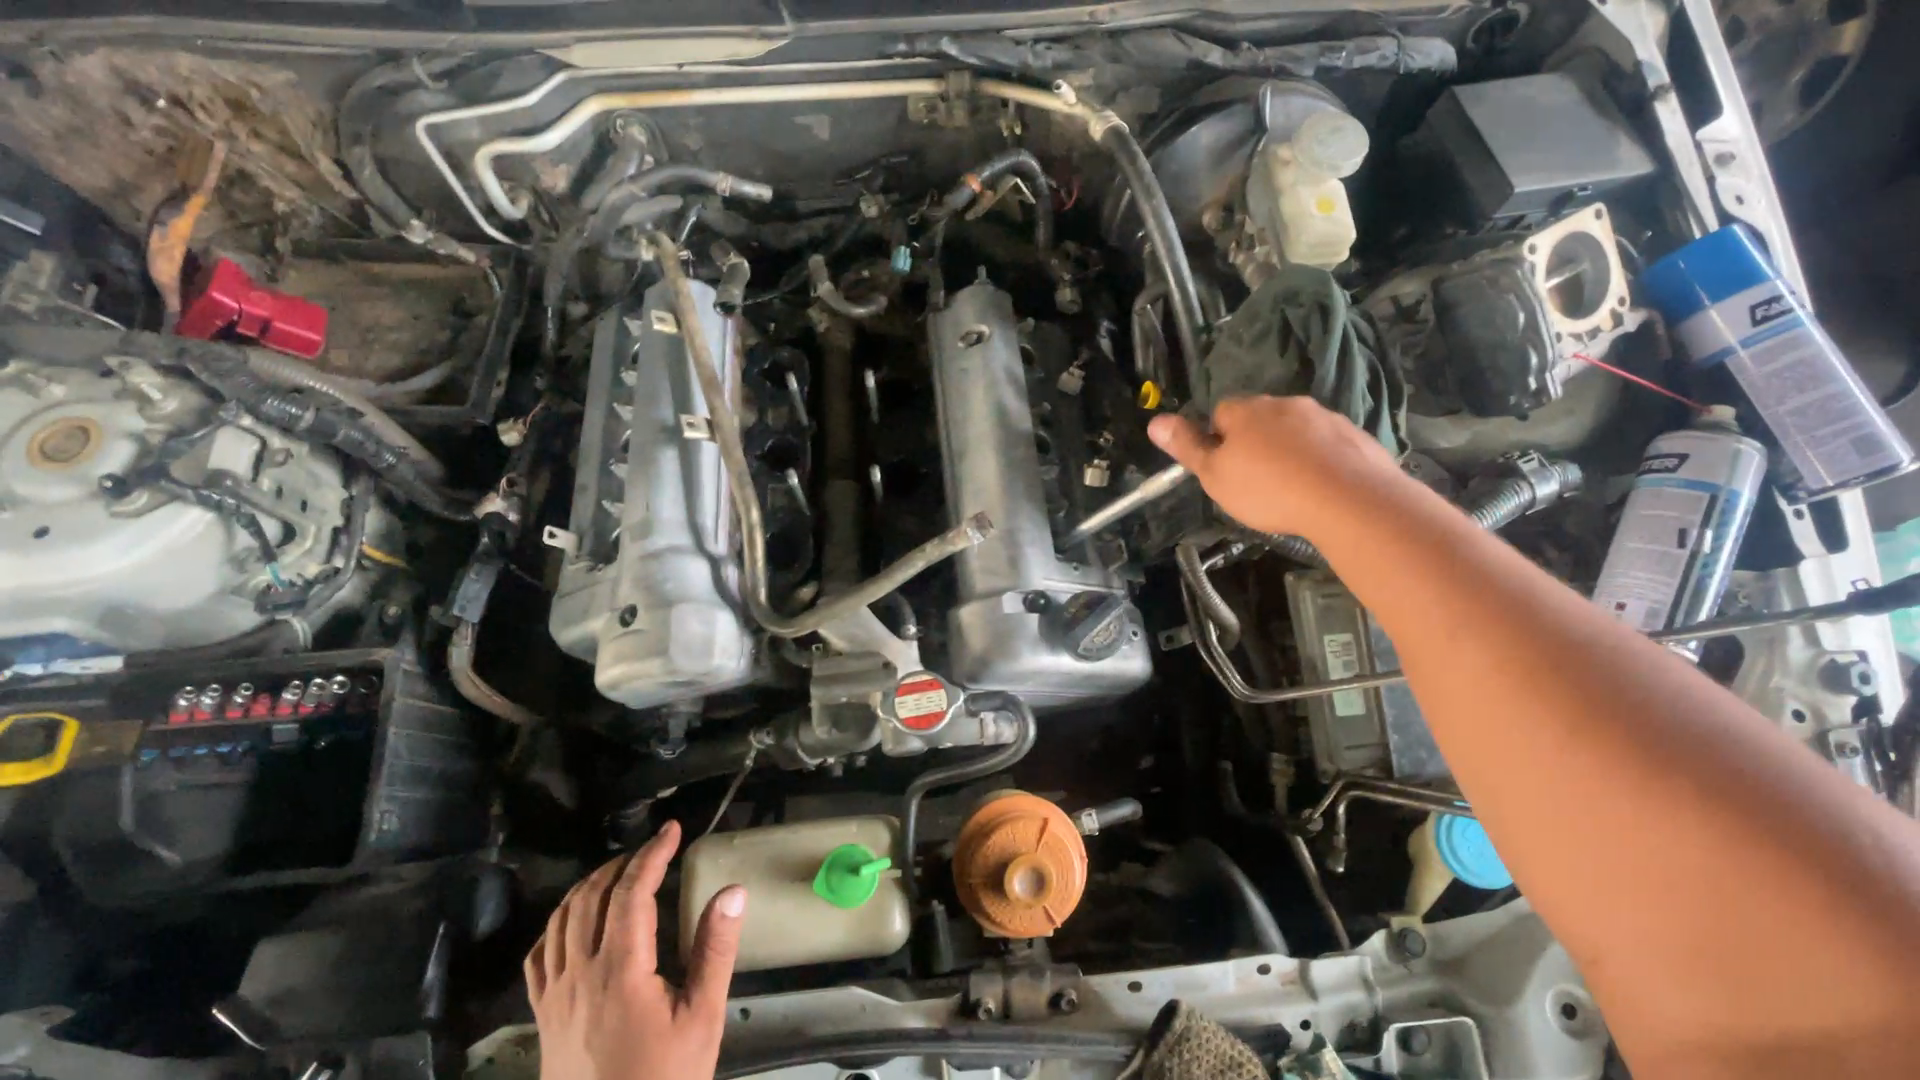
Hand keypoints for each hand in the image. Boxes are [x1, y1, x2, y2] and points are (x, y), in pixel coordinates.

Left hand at [526, 820, 746, 1079]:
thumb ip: (714, 951)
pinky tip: (571, 924)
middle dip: (622, 863)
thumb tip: (731, 891)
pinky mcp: (542, 1017)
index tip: (672, 830)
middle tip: (652, 851)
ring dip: (588, 886)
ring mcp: (554, 995)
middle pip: (591, 897)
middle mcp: (579, 972)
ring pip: (560, 919)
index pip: (632, 892)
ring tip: (617, 874)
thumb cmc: (664, 1079)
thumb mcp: (701, 1019)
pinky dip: (555, 925)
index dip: (652, 854)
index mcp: (621, 969)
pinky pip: (538, 956)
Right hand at [1147, 396, 1405, 539]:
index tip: (1223, 469)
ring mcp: (1324, 417)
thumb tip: (1155, 421)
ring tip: (1290, 488)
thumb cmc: (1269, 489)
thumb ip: (1187, 447)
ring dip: (1289, 450)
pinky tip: (1320, 488)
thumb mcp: (1215, 475)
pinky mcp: (1354, 436)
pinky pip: (1327, 445)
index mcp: (1247, 410)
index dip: (1217, 439)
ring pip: (1296, 430)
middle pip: (1260, 418)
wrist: (1348, 499)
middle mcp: (1285, 404)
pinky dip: (1320, 460)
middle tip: (1254, 481)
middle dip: (1255, 442)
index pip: (1220, 412)